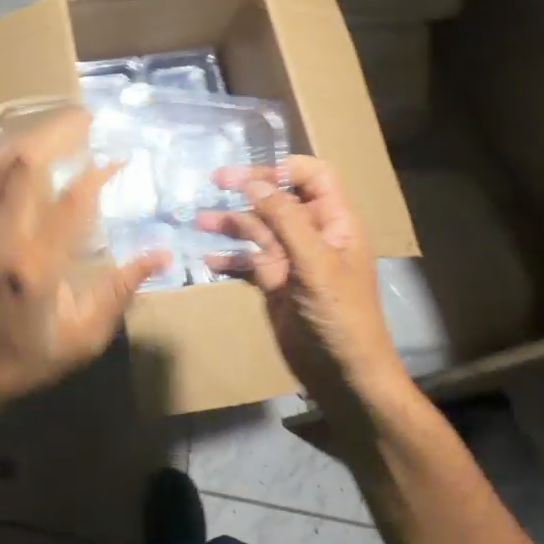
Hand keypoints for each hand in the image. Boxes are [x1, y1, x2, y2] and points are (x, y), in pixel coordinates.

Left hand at [0, 107, 166, 420]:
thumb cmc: (18, 362)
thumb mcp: (79, 341)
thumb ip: (118, 293)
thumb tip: (159, 255)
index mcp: (35, 268)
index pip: (73, 200)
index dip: (99, 172)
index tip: (119, 159)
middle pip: (28, 163)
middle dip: (61, 132)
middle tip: (88, 119)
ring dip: (31, 138)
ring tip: (58, 128)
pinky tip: (9, 154)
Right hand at [198, 156, 406, 398]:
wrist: (344, 375)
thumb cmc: (340, 314)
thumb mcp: (315, 261)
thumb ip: (284, 218)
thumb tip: (252, 182)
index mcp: (335, 222)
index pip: (314, 176)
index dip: (285, 169)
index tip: (253, 176)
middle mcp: (313, 235)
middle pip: (279, 198)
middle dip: (249, 188)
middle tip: (214, 181)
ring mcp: (292, 260)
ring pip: (258, 229)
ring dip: (231, 222)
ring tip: (199, 220)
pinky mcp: (275, 285)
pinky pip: (248, 262)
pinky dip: (229, 258)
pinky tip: (209, 259)